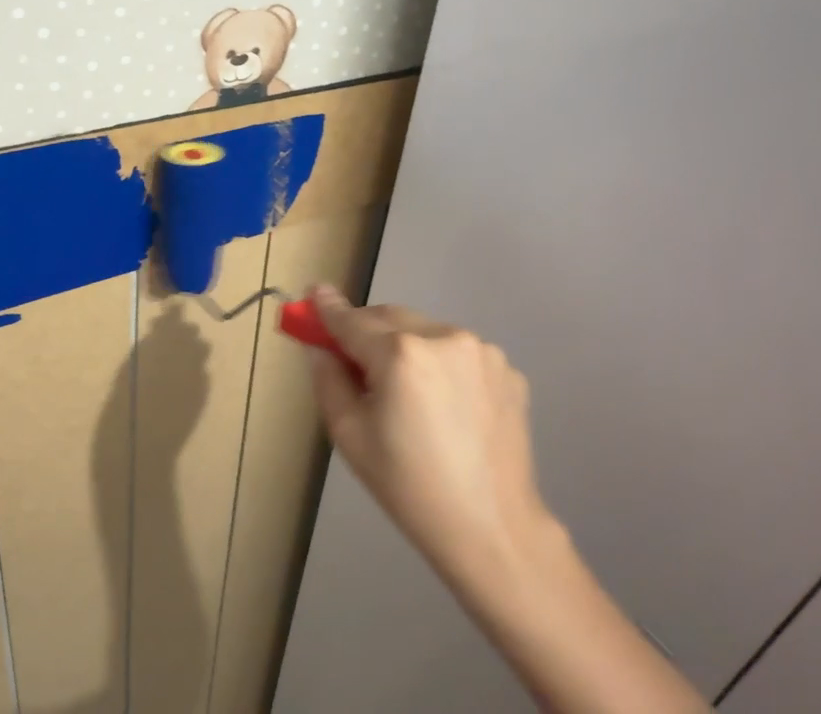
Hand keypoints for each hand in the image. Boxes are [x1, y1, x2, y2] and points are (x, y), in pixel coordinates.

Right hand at [305, 284, 550, 582]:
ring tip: (409, 399)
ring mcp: (483, 352)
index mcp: (401, 354)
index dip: (327, 309)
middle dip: (367, 331)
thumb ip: (328, 380)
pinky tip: (446, 409)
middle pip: (390, 318)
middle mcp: (444, 338)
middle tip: (353, 362)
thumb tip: (319, 347)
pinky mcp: (508, 370)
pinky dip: (443, 367)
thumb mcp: (350, 436)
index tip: (313, 293)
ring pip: (427, 333)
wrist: (491, 526)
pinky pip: (460, 354)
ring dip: (408, 349)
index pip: (352, 320)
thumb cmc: (408, 486)